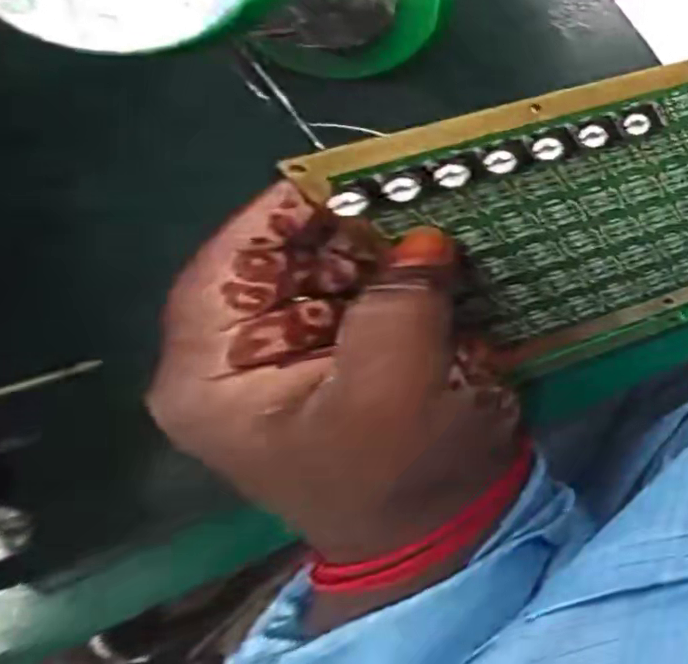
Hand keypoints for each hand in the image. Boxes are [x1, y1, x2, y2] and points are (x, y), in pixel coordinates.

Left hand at [147, 184, 520, 621]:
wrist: (449, 515)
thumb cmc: (398, 469)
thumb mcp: (390, 392)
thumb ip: (399, 307)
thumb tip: (426, 238)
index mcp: (224, 370)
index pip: (228, 267)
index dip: (281, 213)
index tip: (352, 172)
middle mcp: (266, 347)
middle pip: (295, 257)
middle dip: (355, 219)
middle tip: (420, 183)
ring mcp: (329, 342)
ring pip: (352, 264)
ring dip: (400, 235)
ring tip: (449, 200)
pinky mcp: (381, 341)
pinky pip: (395, 284)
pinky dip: (427, 260)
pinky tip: (463, 241)